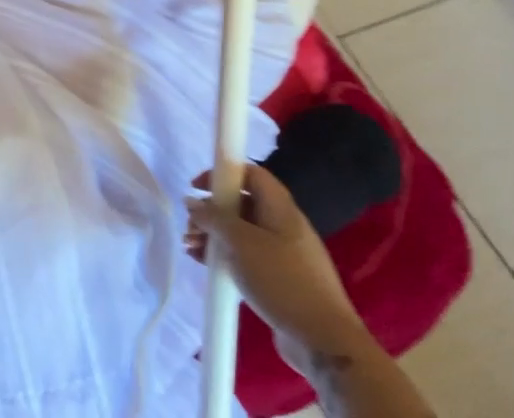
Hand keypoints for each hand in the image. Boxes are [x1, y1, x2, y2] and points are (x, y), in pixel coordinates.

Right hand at [184, 164, 368, 357]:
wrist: (322, 339)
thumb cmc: (282, 280)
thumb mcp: (240, 243)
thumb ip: (213, 217)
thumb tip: (193, 203)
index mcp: (281, 211)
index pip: (251, 174)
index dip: (223, 173)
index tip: (197, 187)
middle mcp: (284, 227)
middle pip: (241, 203)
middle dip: (210, 210)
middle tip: (191, 227)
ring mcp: (283, 254)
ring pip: (240, 232)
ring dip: (212, 234)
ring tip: (191, 248)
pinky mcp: (279, 277)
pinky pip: (246, 256)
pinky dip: (223, 255)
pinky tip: (204, 263)